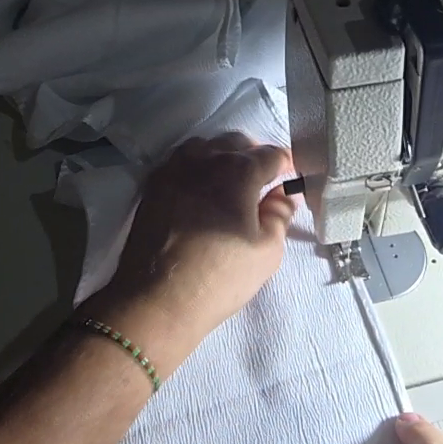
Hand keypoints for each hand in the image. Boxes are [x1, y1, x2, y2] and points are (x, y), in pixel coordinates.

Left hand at [86, 133, 294, 359]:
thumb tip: (284, 194)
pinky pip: (180, 162)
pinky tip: (201, 191)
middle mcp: (205, 159)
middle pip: (237, 143)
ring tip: (231, 184)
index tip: (289, 180)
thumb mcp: (267, 251)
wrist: (156, 300)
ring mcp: (174, 169)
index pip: (271, 154)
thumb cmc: (219, 277)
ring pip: (206, 147)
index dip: (286, 166)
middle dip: (254, 156)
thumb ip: (280, 214)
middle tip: (263, 183)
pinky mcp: (153, 185)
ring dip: (223, 157)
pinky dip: (196, 167)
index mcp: (239, 170)